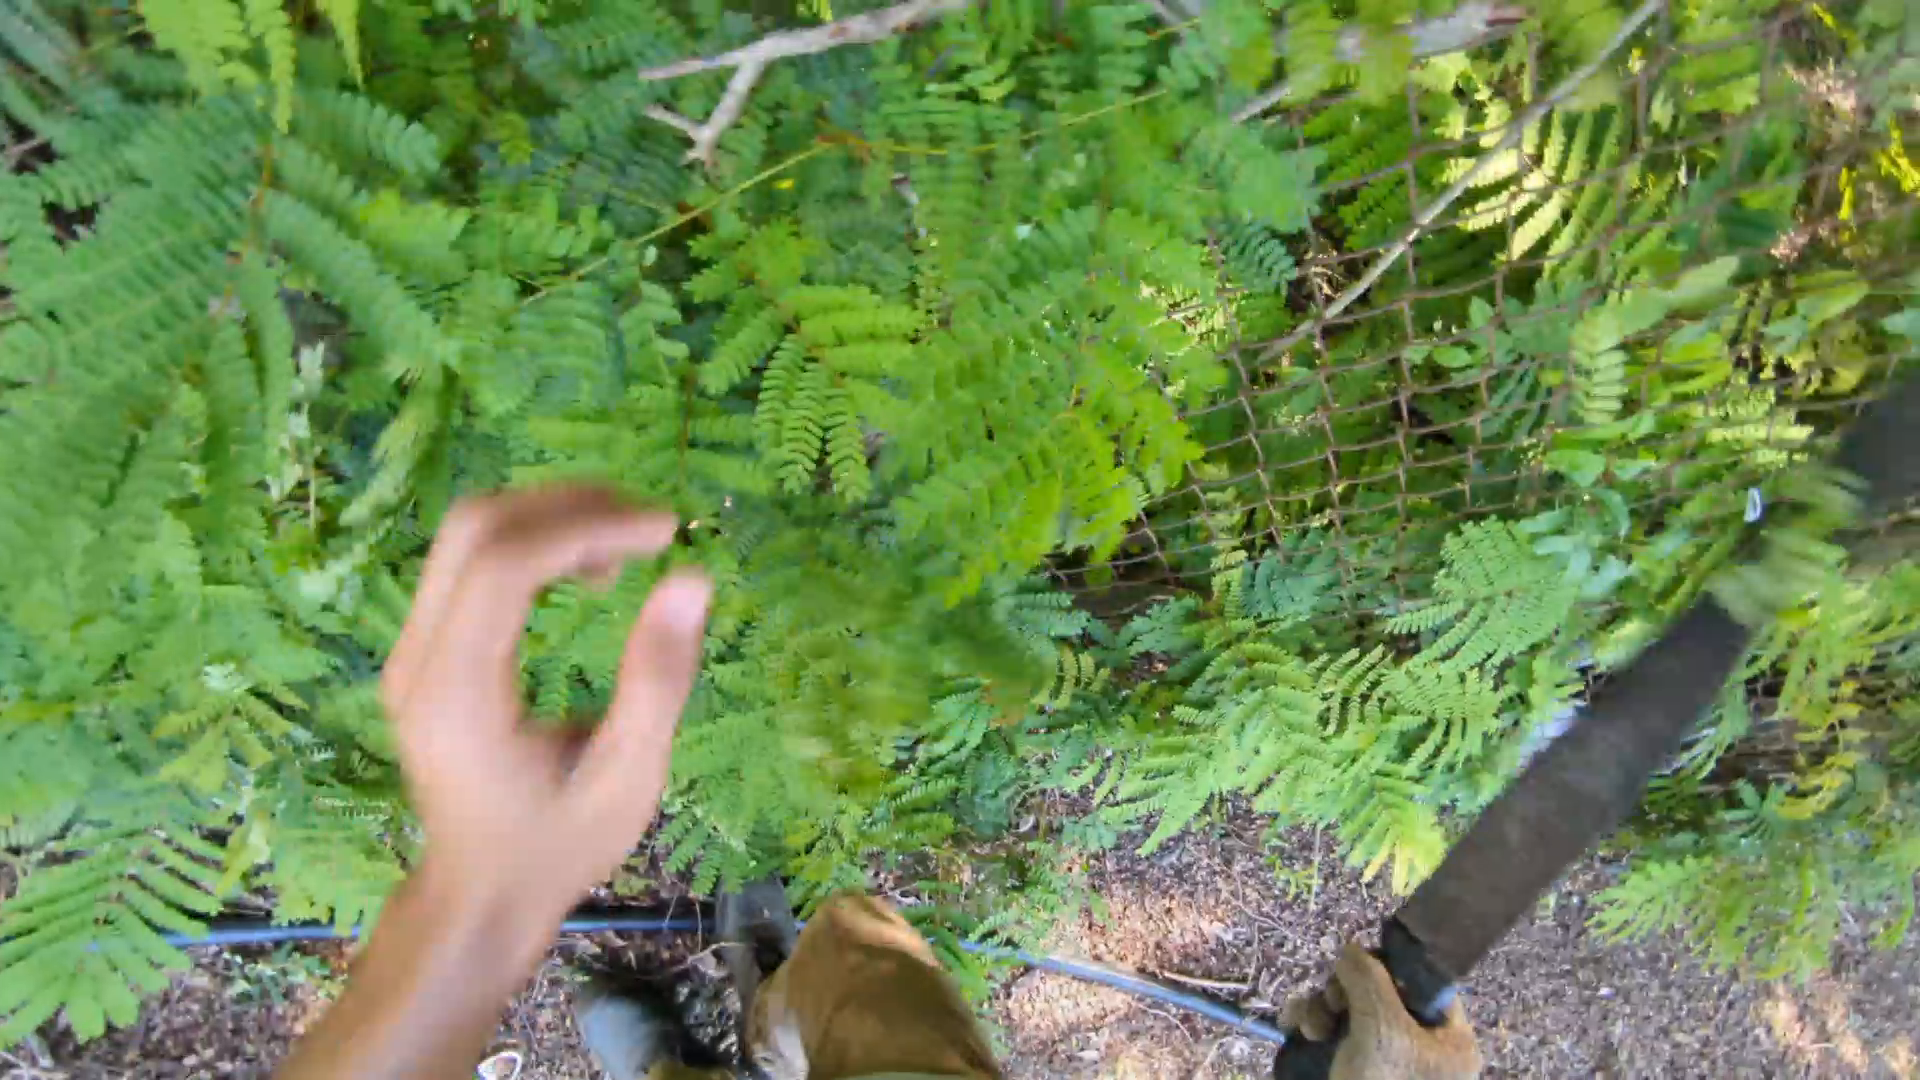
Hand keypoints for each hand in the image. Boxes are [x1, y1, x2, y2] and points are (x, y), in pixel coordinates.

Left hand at [280, 487, 711, 1079]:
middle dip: (572, 506)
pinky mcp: (430, 647)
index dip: (590, 529)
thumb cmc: (560, 844)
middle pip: (478, 528)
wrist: (481, 894)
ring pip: (472, 533)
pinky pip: (476, 560)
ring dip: (557, 516)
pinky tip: (590, 572)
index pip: (508, 565)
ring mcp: (414, 648)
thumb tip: (693, 576)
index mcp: (458, 691)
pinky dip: (541, 542)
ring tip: (630, 542)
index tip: (668, 531)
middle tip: (652, 525)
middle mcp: (418, 656)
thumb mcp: (628, 776)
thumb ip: (658, 677)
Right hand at [1284, 943, 1481, 1079]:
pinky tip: (1297, 1029)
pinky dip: (1310, 1021)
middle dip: (1343, 989)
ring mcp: (1384, 1059)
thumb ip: (1367, 977)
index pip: (1422, 979)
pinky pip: (1329, 1026)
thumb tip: (1351, 950)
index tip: (1357, 968)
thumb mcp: (1382, 1027)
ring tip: (1310, 1027)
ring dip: (1320, 1006)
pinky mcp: (1352, 1067)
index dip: (1386, 965)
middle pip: (1377, 988)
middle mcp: (1421, 1046)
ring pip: (1347, 1005)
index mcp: (1449, 1040)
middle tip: (1332, 1004)